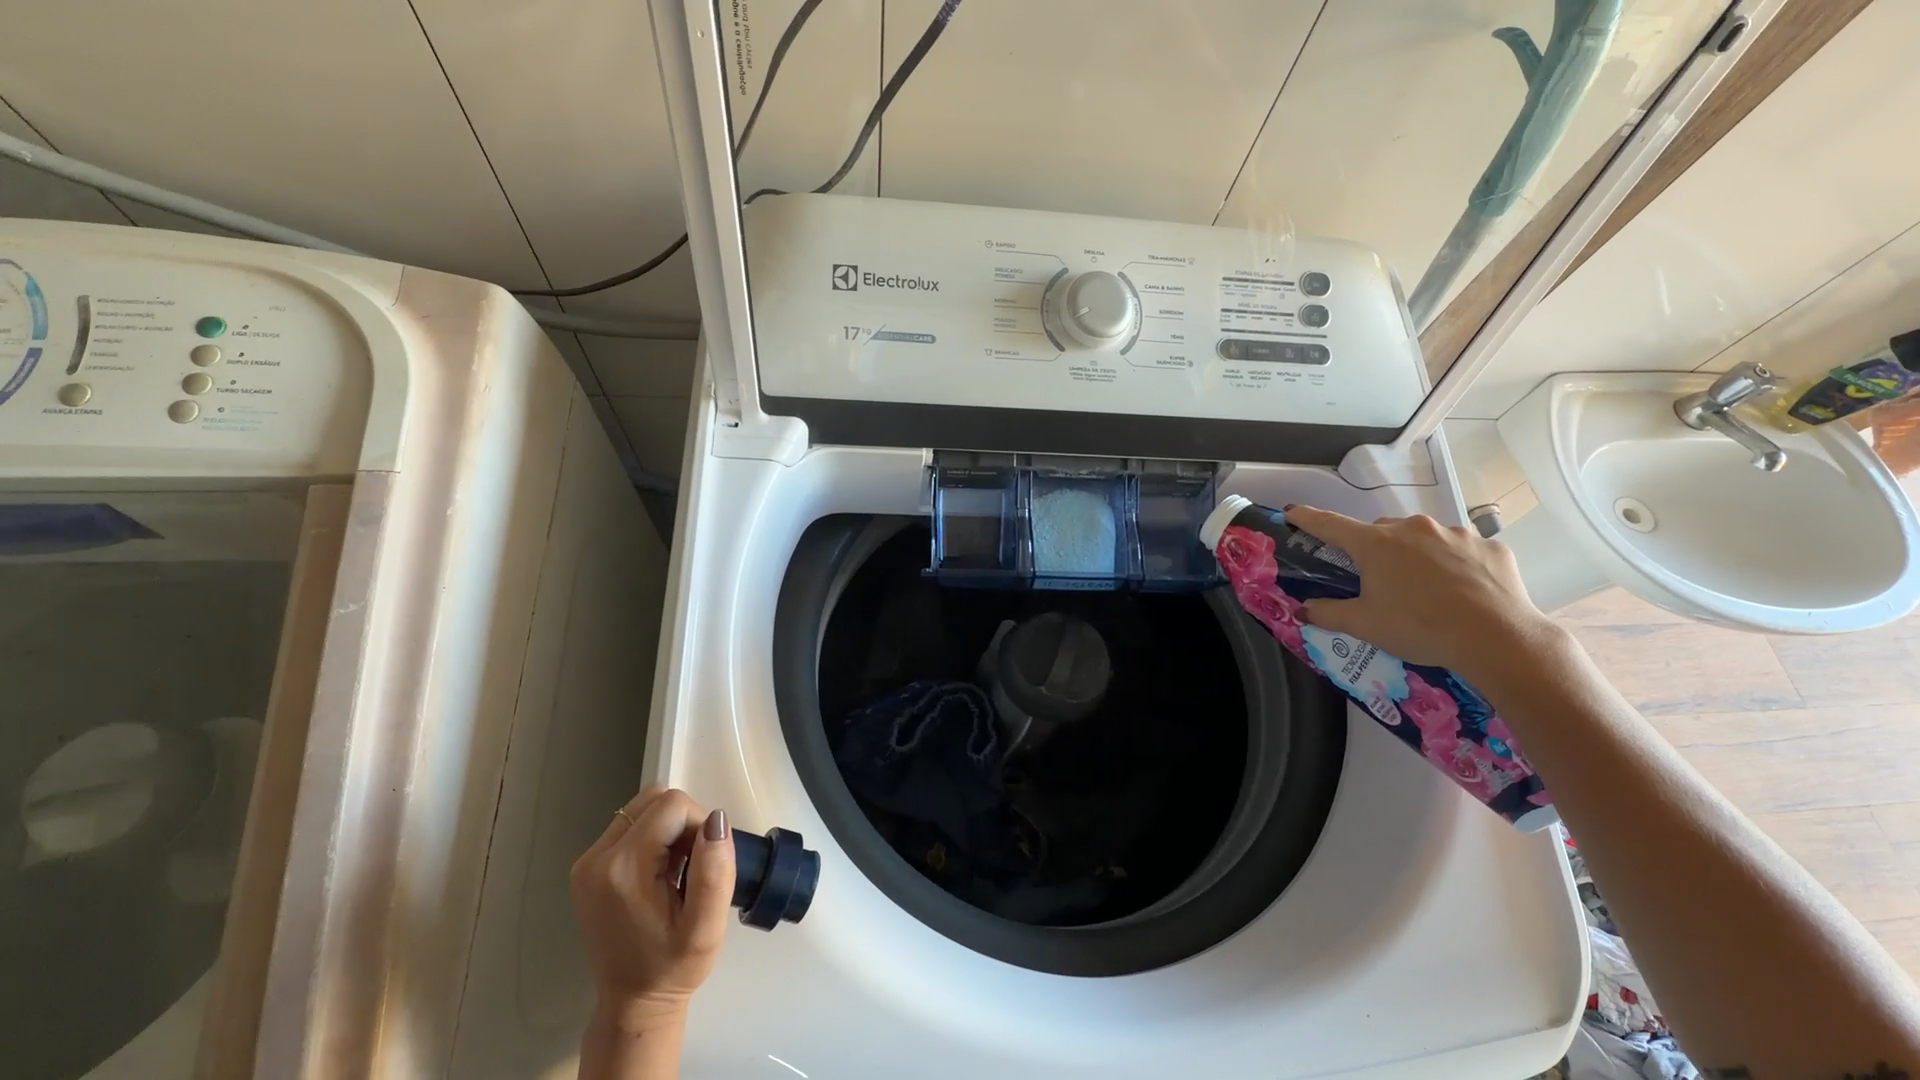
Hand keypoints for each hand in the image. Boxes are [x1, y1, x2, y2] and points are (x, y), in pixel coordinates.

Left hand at [570, 786, 736, 1033]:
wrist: (633, 1002)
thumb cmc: (672, 967)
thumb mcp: (706, 927)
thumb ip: (714, 871)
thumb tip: (716, 819)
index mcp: (623, 869)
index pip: (672, 805)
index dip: (700, 825)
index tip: (704, 863)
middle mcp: (596, 858)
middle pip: (654, 799)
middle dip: (684, 823)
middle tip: (692, 867)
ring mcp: (587, 861)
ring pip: (641, 808)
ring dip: (669, 829)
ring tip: (676, 872)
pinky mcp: (587, 867)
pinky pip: (630, 826)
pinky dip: (653, 838)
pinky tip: (659, 874)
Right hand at [1282, 505, 1564, 689]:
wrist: (1496, 638)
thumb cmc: (1420, 628)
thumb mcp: (1366, 626)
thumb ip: (1329, 614)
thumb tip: (1303, 609)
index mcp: (1376, 544)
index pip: (1331, 525)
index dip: (1308, 519)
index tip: (1293, 512)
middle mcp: (1413, 528)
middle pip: (1382, 531)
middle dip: (1376, 549)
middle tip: (1379, 580)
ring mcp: (1455, 533)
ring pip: (1425, 538)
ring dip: (1418, 556)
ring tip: (1427, 590)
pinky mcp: (1489, 546)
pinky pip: (1464, 551)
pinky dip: (1457, 565)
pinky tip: (1464, 592)